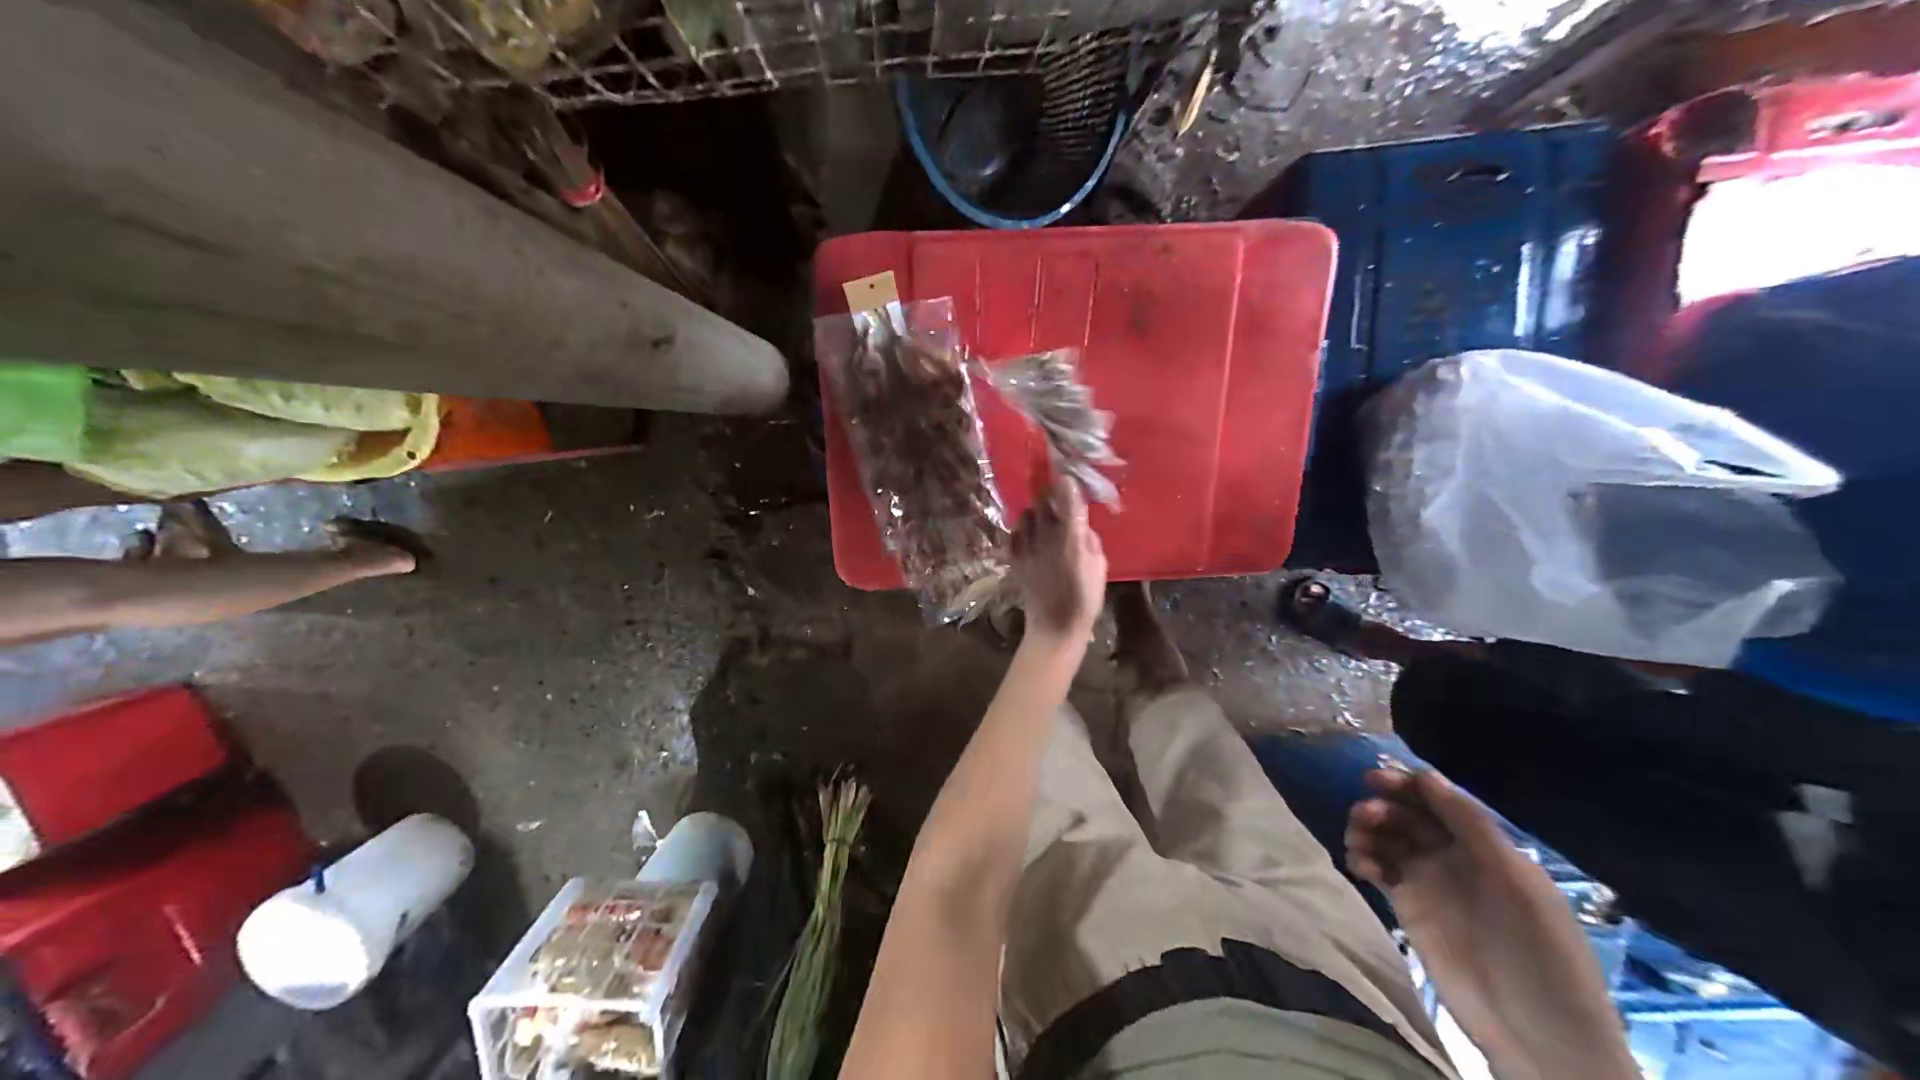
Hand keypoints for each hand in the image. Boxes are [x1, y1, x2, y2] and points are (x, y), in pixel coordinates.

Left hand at [1011, 477, 1106, 640]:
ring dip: (1036, 511)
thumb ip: (1089, 540)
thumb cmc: (1084, 600)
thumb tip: (1080, 525)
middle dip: (1050, 493)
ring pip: (1027, 514)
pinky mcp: (1013, 558)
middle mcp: (1046, 537)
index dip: (1067, 484)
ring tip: (1044, 517)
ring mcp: (1026, 547)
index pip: (1068, 500)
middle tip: (1058, 494)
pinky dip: (1022, 529)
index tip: (1069, 475)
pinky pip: (1014, 532)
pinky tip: (1030, 535)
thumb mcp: (1100, 567)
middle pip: (1043, 501)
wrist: (1054, 628)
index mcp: (1072, 539)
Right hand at [1346, 769, 1636, 1079]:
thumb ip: (1472, 825)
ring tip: (1358, 842)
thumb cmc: (1539, 952)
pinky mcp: (1408, 906)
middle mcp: (1455, 857)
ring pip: (1387, 838)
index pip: (1440, 801)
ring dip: (1368, 830)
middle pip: (1408, 815)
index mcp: (1487, 847)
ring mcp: (1430, 882)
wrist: (1536, 1032)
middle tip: (1364, 814)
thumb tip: (1426, 774)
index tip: (1376, 779)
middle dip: (1382, 806)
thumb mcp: (1517, 882)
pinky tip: (1360, 867)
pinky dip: (1363, 859)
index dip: (1408, 785)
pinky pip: (1378, 868)